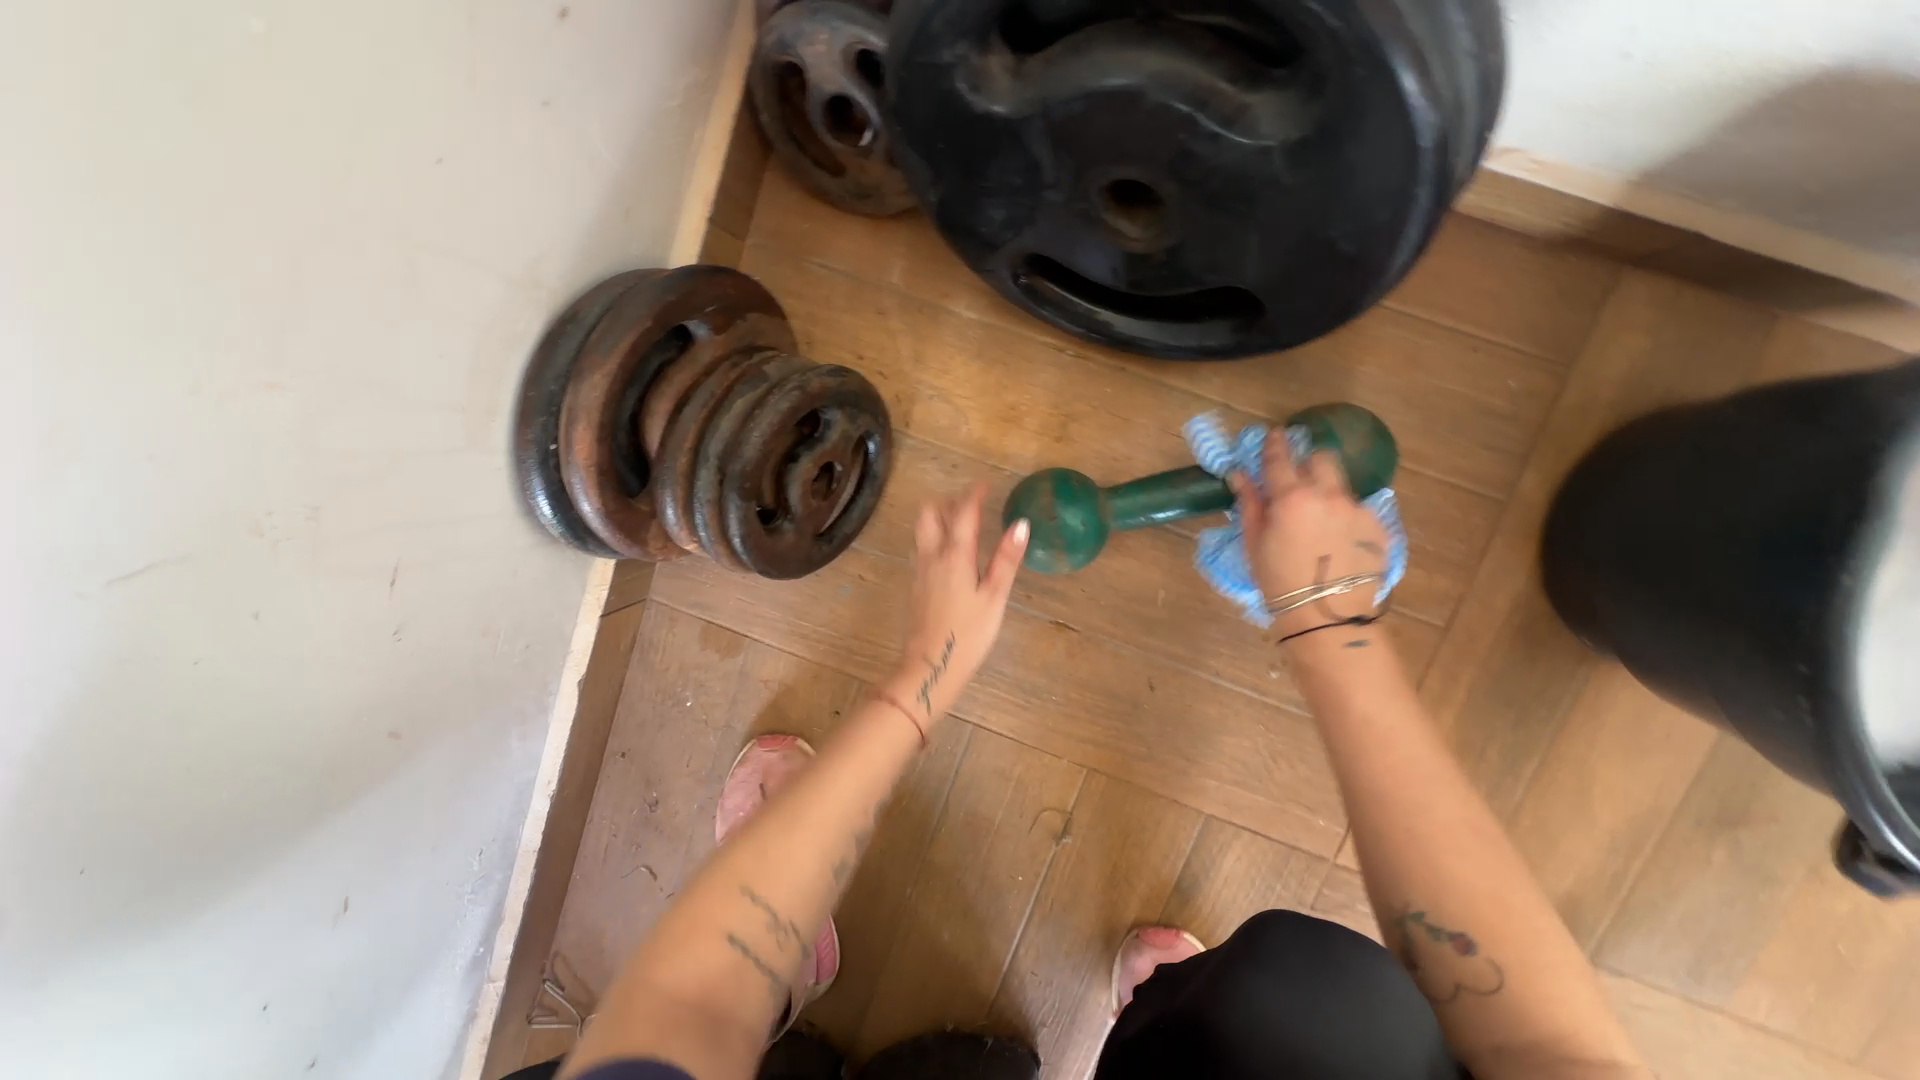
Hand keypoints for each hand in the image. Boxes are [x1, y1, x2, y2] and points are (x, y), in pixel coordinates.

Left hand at [881, 483, 1028, 725]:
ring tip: (962, 524)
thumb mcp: (995, 597)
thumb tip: (1021, 523)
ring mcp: (920, 571)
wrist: (930, 666)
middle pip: (929, 513)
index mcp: (954, 555)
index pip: (962, 513)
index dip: (974, 494)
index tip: (986, 484)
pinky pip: (922, 549)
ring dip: (939, 518)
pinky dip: (935, 539)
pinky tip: (951, 555)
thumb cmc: (968, 634)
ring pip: (923, 531)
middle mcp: (931, 556)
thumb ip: (1006, 559)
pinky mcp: (916, 587)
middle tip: (971, 504)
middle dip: (948, 501)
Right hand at [1233, 433, 1389, 641]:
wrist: (1326, 618)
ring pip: (1341, 486)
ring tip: (1320, 518)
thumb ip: (1250, 504)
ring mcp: (1357, 510)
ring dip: (1328, 491)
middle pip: (1322, 459)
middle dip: (1309, 463)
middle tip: (1299, 479)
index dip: (1275, 444)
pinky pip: (1358, 511)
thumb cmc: (1278, 583)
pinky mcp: (1378, 527)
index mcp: (1291, 498)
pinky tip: (1338, 541)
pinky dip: (1345, 518)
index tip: (1274, 434)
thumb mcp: (1255, 544)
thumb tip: (1240, 476)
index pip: (1280, 459)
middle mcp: (1328, 495)